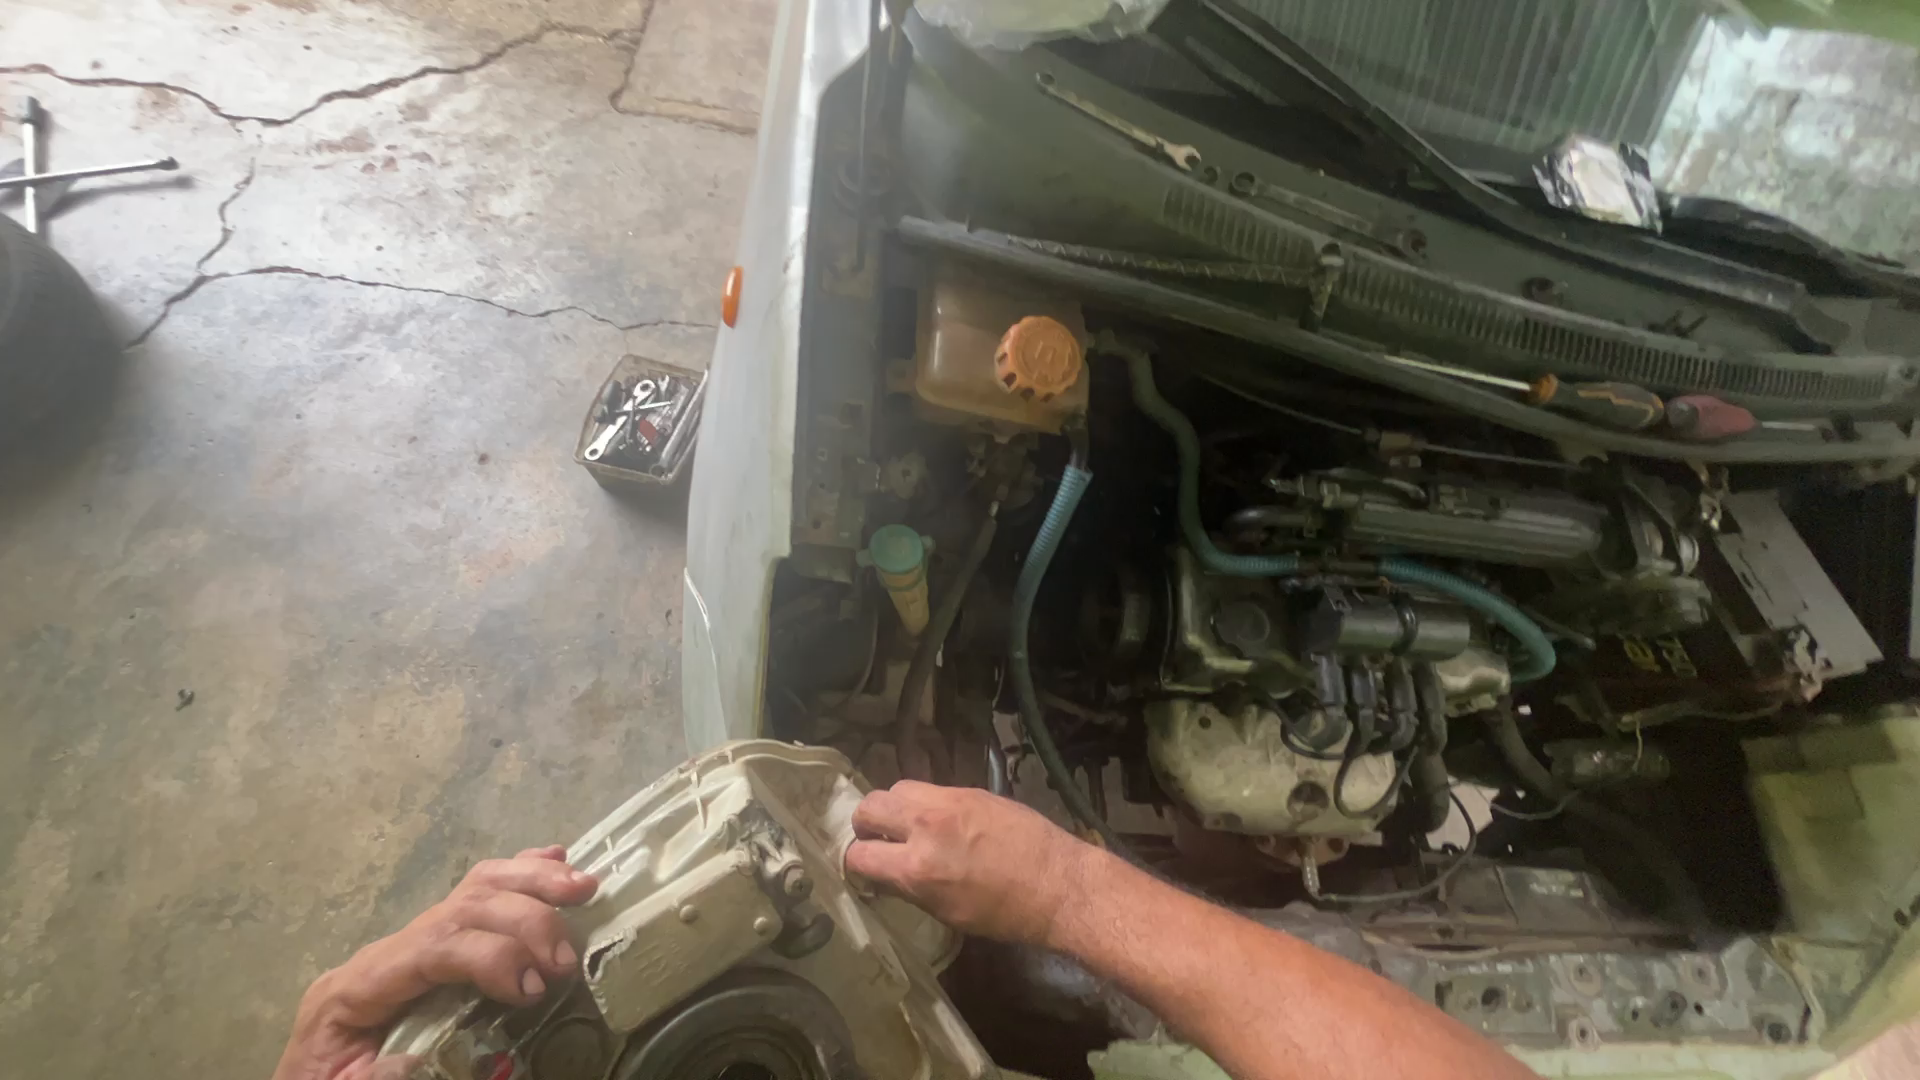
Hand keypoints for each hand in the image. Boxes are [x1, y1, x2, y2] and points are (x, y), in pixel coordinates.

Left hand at [272, 845, 598, 1079]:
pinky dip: (525, 868)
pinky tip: (559, 857)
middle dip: (529, 920)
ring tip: (585, 890)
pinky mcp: (441, 939)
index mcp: (355, 988)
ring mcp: (415, 937)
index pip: (436, 944)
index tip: (535, 989)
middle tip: (567, 961)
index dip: (494, 955)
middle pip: (469, 904)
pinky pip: (484, 887)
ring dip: (540, 879)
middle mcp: (388, 949)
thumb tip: (416, 1056)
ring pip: (481, 882)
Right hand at [844, 780, 1101, 945]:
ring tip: (907, 826)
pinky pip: (931, 788)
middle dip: (865, 823)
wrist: (1056, 882)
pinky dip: (924, 804)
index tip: (861, 868)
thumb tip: (883, 875)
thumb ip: (909, 887)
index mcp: (917, 867)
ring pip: (898, 788)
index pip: (860, 853)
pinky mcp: (969, 788)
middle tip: (877, 839)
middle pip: (870, 805)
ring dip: (895, 807)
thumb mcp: (947, 913)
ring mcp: (948, 801)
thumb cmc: (1003, 913)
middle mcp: (925, 826)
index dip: (855, 863)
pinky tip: (939, 821)